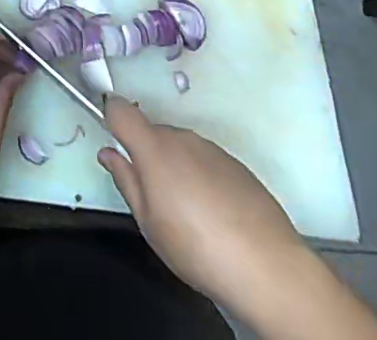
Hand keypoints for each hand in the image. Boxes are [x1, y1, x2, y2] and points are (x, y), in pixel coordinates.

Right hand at [98, 95, 303, 303]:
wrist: (268, 266)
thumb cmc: (196, 247)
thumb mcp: (148, 221)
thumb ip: (125, 180)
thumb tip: (109, 154)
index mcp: (154, 148)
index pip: (120, 110)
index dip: (110, 115)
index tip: (111, 136)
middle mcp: (182, 138)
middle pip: (152, 132)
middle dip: (146, 153)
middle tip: (152, 195)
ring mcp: (212, 149)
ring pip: (180, 146)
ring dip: (174, 166)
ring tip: (187, 211)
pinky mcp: (237, 164)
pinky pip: (205, 160)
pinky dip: (200, 176)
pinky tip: (212, 213)